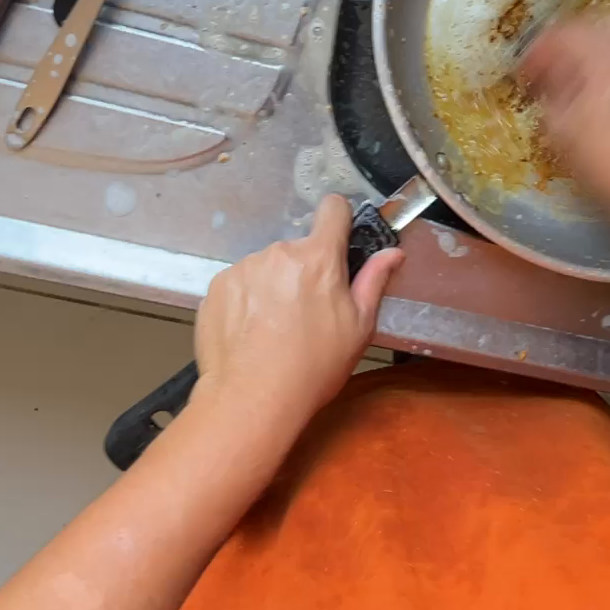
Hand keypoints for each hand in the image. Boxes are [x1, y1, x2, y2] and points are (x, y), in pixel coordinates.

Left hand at [192, 195, 403, 433]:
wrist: (251, 400)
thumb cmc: (314, 366)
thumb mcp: (359, 328)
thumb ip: (374, 282)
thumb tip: (393, 252)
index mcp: (318, 257)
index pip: (333, 208)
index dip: (339, 220)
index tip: (338, 242)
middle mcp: (278, 252)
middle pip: (298, 248)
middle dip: (304, 269)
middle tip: (306, 311)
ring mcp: (243, 267)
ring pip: (267, 266)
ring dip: (273, 284)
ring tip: (273, 326)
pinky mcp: (217, 287)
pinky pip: (239, 282)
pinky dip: (246, 299)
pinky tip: (250, 332)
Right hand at [519, 18, 609, 202]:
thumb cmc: (601, 159)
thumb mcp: (560, 127)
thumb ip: (549, 92)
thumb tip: (544, 77)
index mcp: (603, 59)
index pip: (564, 34)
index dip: (537, 50)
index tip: (523, 72)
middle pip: (587, 31)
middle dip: (560, 48)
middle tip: (540, 72)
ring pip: (605, 45)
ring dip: (579, 58)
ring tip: (561, 83)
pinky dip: (598, 69)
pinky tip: (585, 94)